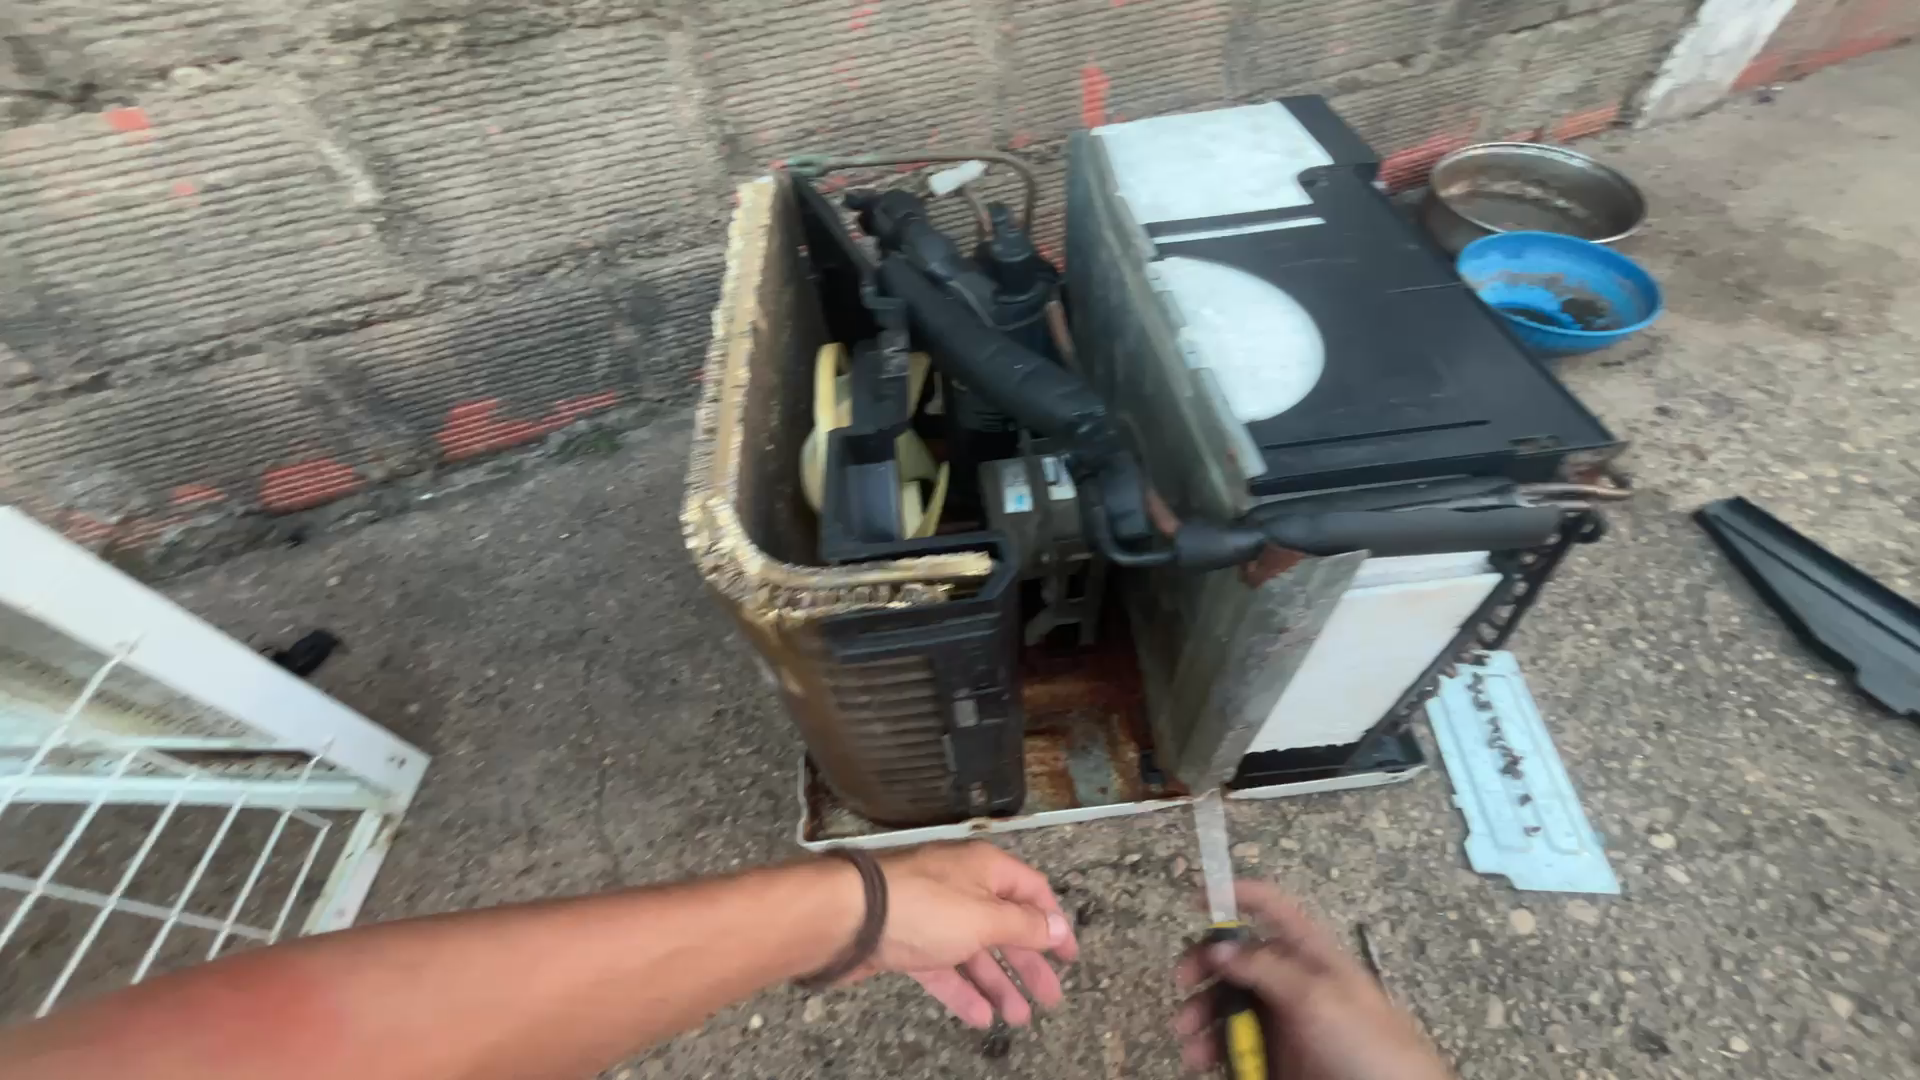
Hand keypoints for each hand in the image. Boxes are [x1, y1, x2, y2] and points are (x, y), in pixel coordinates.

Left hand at [854, 841, 1078, 1027]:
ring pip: (976, 949)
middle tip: (1050, 999)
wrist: (851, 916)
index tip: (1070, 957)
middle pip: (1005, 924)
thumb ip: (1023, 925)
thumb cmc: (926, 908)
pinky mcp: (910, 940)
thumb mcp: (984, 917)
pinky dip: (963, 989)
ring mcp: (935, 914)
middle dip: (1028, 961)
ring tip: (1019, 1018)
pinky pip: (945, 966)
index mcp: (985, 869)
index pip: (1031, 891)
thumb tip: (1057, 926)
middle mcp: (963, 886)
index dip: (1053, 923)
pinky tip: (980, 1017)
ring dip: (998, 982)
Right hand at [1173, 883, 1453, 1079]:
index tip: (1196, 898)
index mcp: (1310, 955)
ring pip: (1229, 1005)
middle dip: (1203, 967)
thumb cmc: (1371, 1048)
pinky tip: (1202, 1060)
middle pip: (1236, 958)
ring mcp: (1286, 1023)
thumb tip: (1217, 946)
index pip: (1270, 907)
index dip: (1236, 894)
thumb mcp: (1319, 999)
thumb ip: (1265, 968)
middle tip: (1181, 982)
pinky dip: (1213, 1050)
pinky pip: (1236, 1046)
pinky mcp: (1280, 1061)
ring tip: (1189, 1041)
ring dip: (1202, 1015)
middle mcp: (1293, 982)